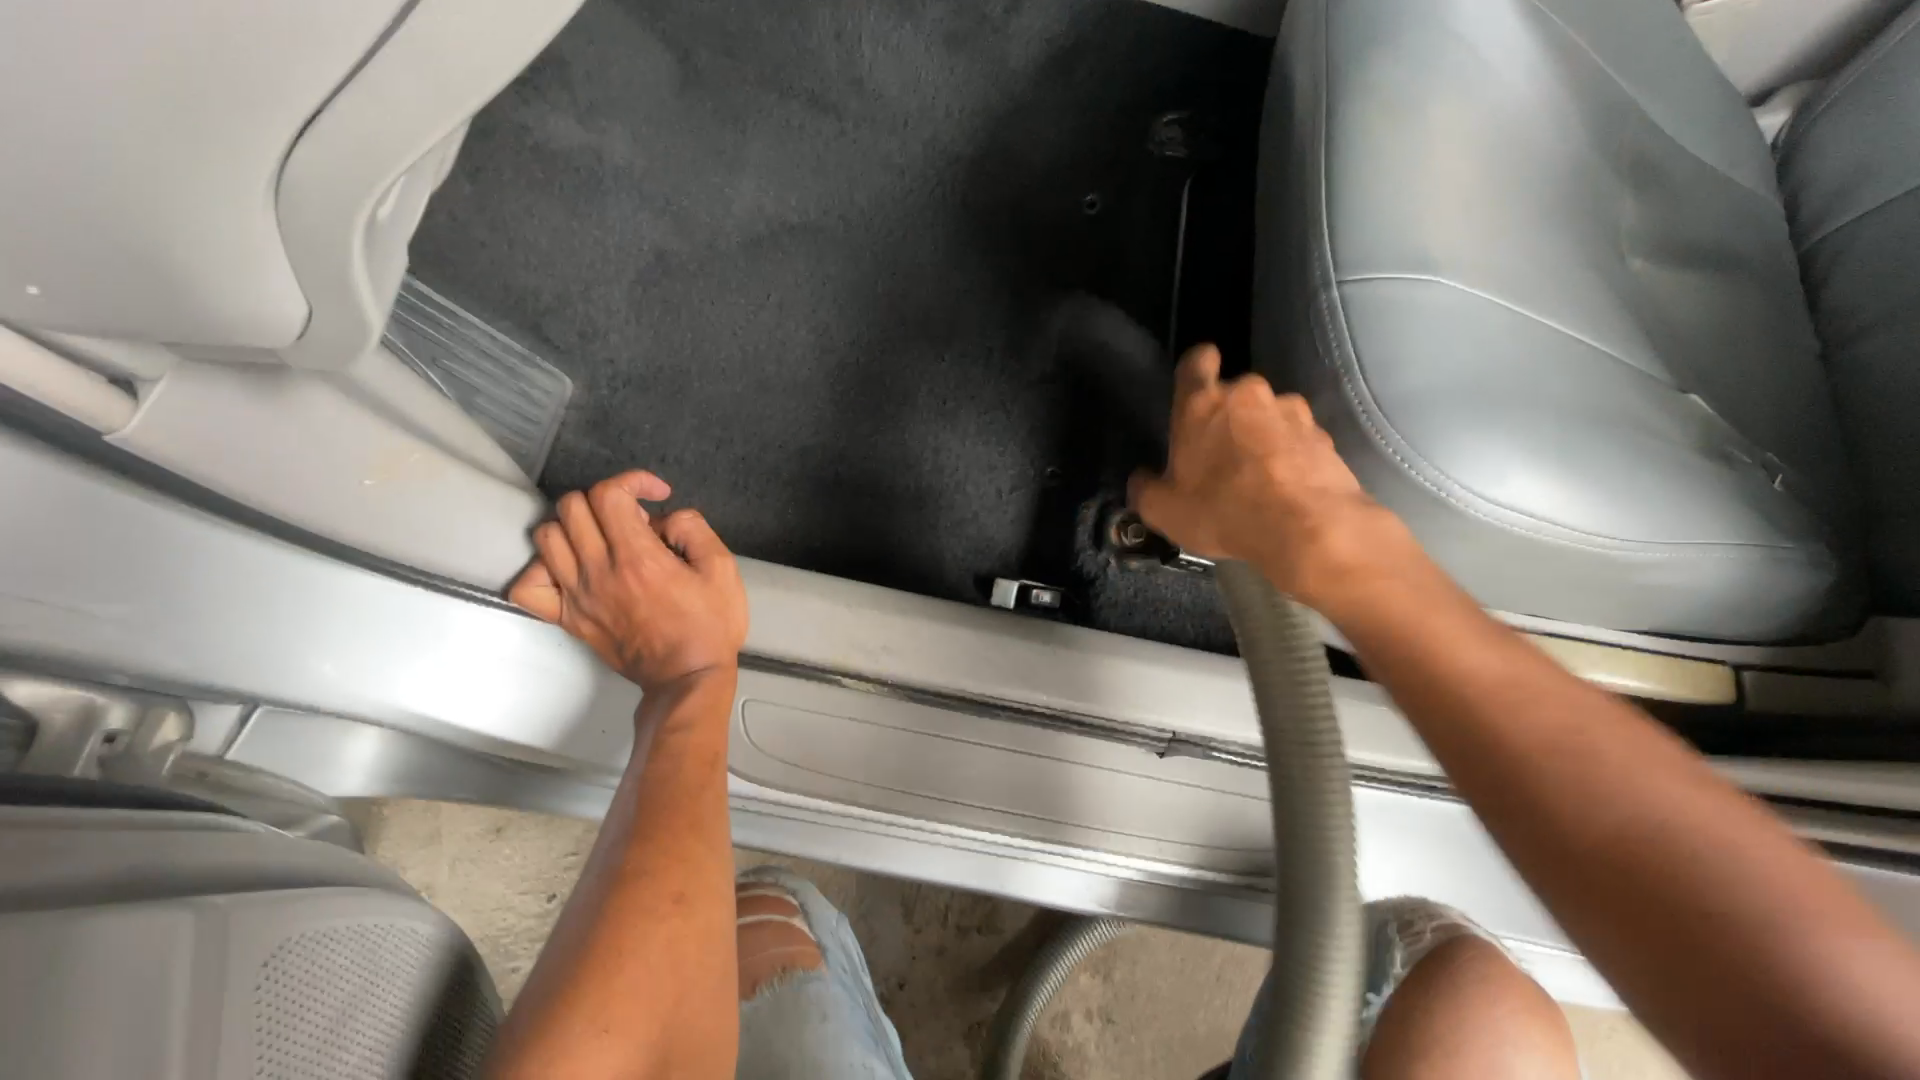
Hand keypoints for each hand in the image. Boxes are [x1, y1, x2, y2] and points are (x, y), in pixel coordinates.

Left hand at [509, 470, 747, 694]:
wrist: (687, 678)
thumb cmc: (710, 626)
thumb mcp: (723, 569)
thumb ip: (694, 529)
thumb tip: (665, 518)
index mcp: (638, 557)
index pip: (610, 494)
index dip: (633, 481)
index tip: (658, 495)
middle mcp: (599, 571)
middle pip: (572, 506)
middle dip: (605, 500)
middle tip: (634, 522)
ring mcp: (577, 596)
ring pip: (546, 536)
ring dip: (575, 526)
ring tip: (604, 541)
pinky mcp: (567, 619)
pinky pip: (527, 587)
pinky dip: (540, 569)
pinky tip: (569, 569)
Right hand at [1127, 344, 1414, 611]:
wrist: (1307, 528)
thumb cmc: (1223, 510)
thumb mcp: (1164, 511)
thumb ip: (1145, 489)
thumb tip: (1143, 479)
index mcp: (1202, 403)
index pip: (1196, 361)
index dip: (1196, 368)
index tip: (1196, 389)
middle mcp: (1248, 394)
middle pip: (1234, 394)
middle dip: (1229, 418)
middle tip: (1222, 458)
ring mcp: (1291, 411)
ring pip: (1269, 415)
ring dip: (1262, 437)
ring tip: (1260, 478)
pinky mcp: (1324, 435)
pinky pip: (1298, 439)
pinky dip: (1291, 457)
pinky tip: (1287, 489)